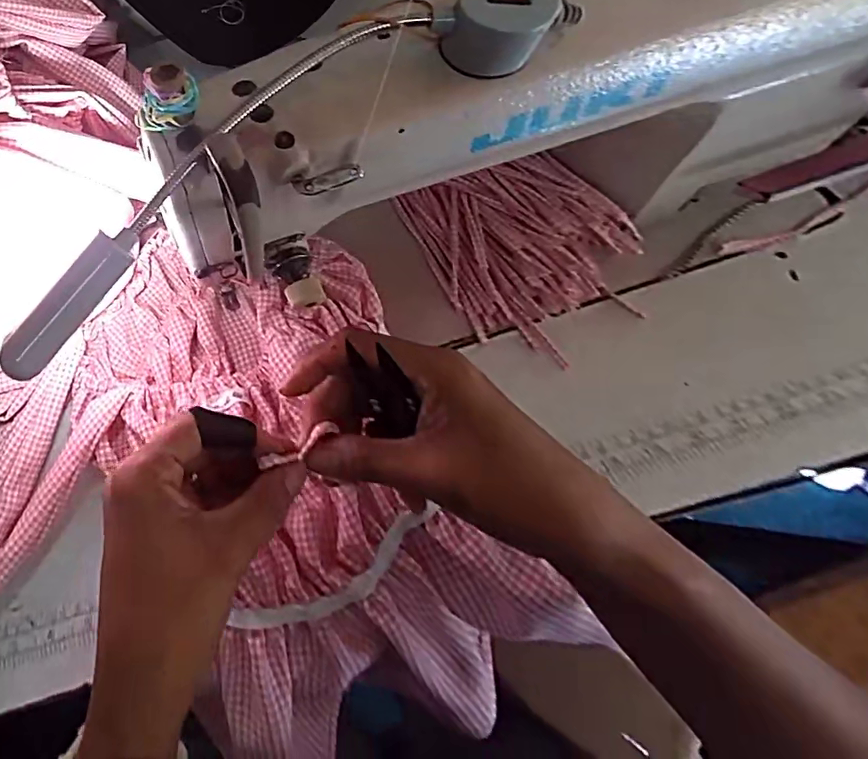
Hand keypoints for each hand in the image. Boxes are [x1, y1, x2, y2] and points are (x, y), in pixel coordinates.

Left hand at [78, 413, 305, 758]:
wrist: (141, 684)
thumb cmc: (180, 609)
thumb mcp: (229, 548)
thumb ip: (266, 499)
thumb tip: (298, 466)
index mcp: (142, 472)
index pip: (197, 425)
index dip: (245, 434)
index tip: (284, 452)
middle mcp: (133, 479)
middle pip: (194, 446)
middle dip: (241, 457)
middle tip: (284, 474)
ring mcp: (137, 505)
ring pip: (192, 472)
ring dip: (232, 479)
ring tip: (274, 493)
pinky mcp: (146, 528)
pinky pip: (186, 497)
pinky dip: (218, 499)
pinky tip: (250, 511)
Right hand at [281, 328, 648, 565]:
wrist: (578, 523)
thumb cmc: (507, 484)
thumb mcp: (428, 471)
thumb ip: (363, 459)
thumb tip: (308, 456)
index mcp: (429, 366)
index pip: (356, 344)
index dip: (317, 365)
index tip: (290, 400)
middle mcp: (431, 374)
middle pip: (363, 376)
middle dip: (335, 411)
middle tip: (321, 455)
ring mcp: (442, 400)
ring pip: (379, 405)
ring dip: (359, 437)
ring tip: (353, 477)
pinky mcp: (449, 426)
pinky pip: (400, 428)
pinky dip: (385, 452)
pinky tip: (395, 490)